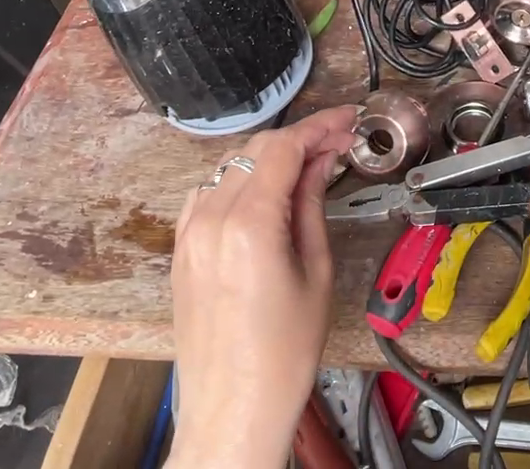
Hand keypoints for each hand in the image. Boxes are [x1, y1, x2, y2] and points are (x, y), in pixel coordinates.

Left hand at [167, 106, 358, 468]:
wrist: (232, 411)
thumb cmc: (284, 352)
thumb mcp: (316, 270)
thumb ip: (312, 204)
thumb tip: (322, 161)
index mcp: (249, 224)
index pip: (284, 148)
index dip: (320, 126)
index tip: (348, 120)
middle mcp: (210, 219)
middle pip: (256, 150)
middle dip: (300, 138)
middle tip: (338, 143)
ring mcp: (189, 234)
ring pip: (230, 166)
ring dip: (270, 157)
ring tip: (307, 167)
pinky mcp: (181, 250)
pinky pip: (208, 193)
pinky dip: (240, 179)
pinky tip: (265, 192)